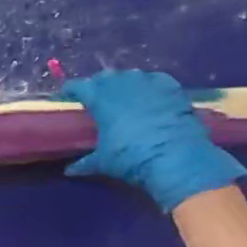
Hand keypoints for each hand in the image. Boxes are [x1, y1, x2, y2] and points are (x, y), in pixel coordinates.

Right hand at [59, 70, 246, 211]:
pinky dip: (150, 85)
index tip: (68, 95)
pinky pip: (156, 80)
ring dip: (124, 83)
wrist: (177, 158)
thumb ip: (85, 163)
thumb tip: (69, 171)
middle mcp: (122, 85)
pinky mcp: (172, 88)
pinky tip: (151, 96)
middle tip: (97, 98)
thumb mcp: (104, 162)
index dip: (71, 89)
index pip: (78, 86)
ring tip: (125, 96)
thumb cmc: (132, 158)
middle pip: (104, 77)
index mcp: (99, 99)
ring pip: (130, 75)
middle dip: (98, 85)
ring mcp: (148, 83)